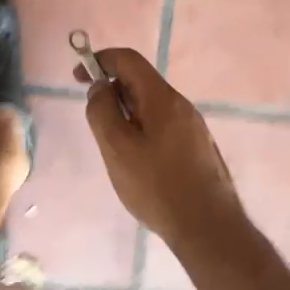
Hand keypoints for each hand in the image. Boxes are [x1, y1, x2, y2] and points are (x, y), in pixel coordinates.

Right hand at [73, 48, 242, 247]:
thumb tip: (99, 87)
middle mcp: (181, 105)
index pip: (128, 59)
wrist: (209, 230)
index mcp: (162, 98)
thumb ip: (102, 110)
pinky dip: (143, 130)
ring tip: (116, 147)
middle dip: (113, 91)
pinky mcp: (198, 148)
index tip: (79, 77)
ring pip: (151, 106)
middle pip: (141, 82)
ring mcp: (193, 127)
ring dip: (127, 113)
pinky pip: (163, 126)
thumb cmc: (157, 186)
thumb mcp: (116, 148)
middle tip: (97, 120)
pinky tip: (139, 163)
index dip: (101, 60)